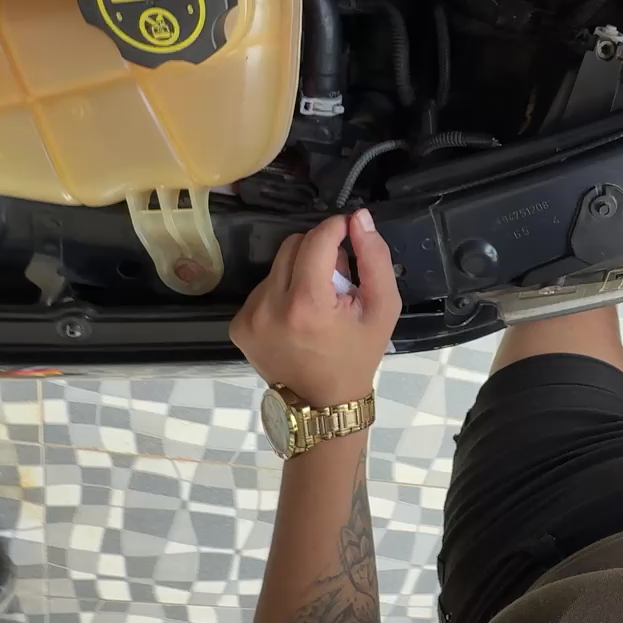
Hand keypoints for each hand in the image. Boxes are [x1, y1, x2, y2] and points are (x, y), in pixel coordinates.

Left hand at [230, 209, 400, 406]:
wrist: (324, 403)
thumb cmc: (359, 354)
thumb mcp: (383, 308)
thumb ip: (375, 259)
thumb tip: (360, 219)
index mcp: (307, 304)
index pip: (316, 241)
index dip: (336, 227)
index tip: (351, 228)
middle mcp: (270, 307)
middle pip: (293, 245)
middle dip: (320, 250)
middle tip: (340, 276)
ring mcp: (249, 316)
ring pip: (277, 264)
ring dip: (301, 270)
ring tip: (320, 300)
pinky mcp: (238, 324)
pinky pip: (264, 286)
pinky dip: (284, 290)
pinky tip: (300, 314)